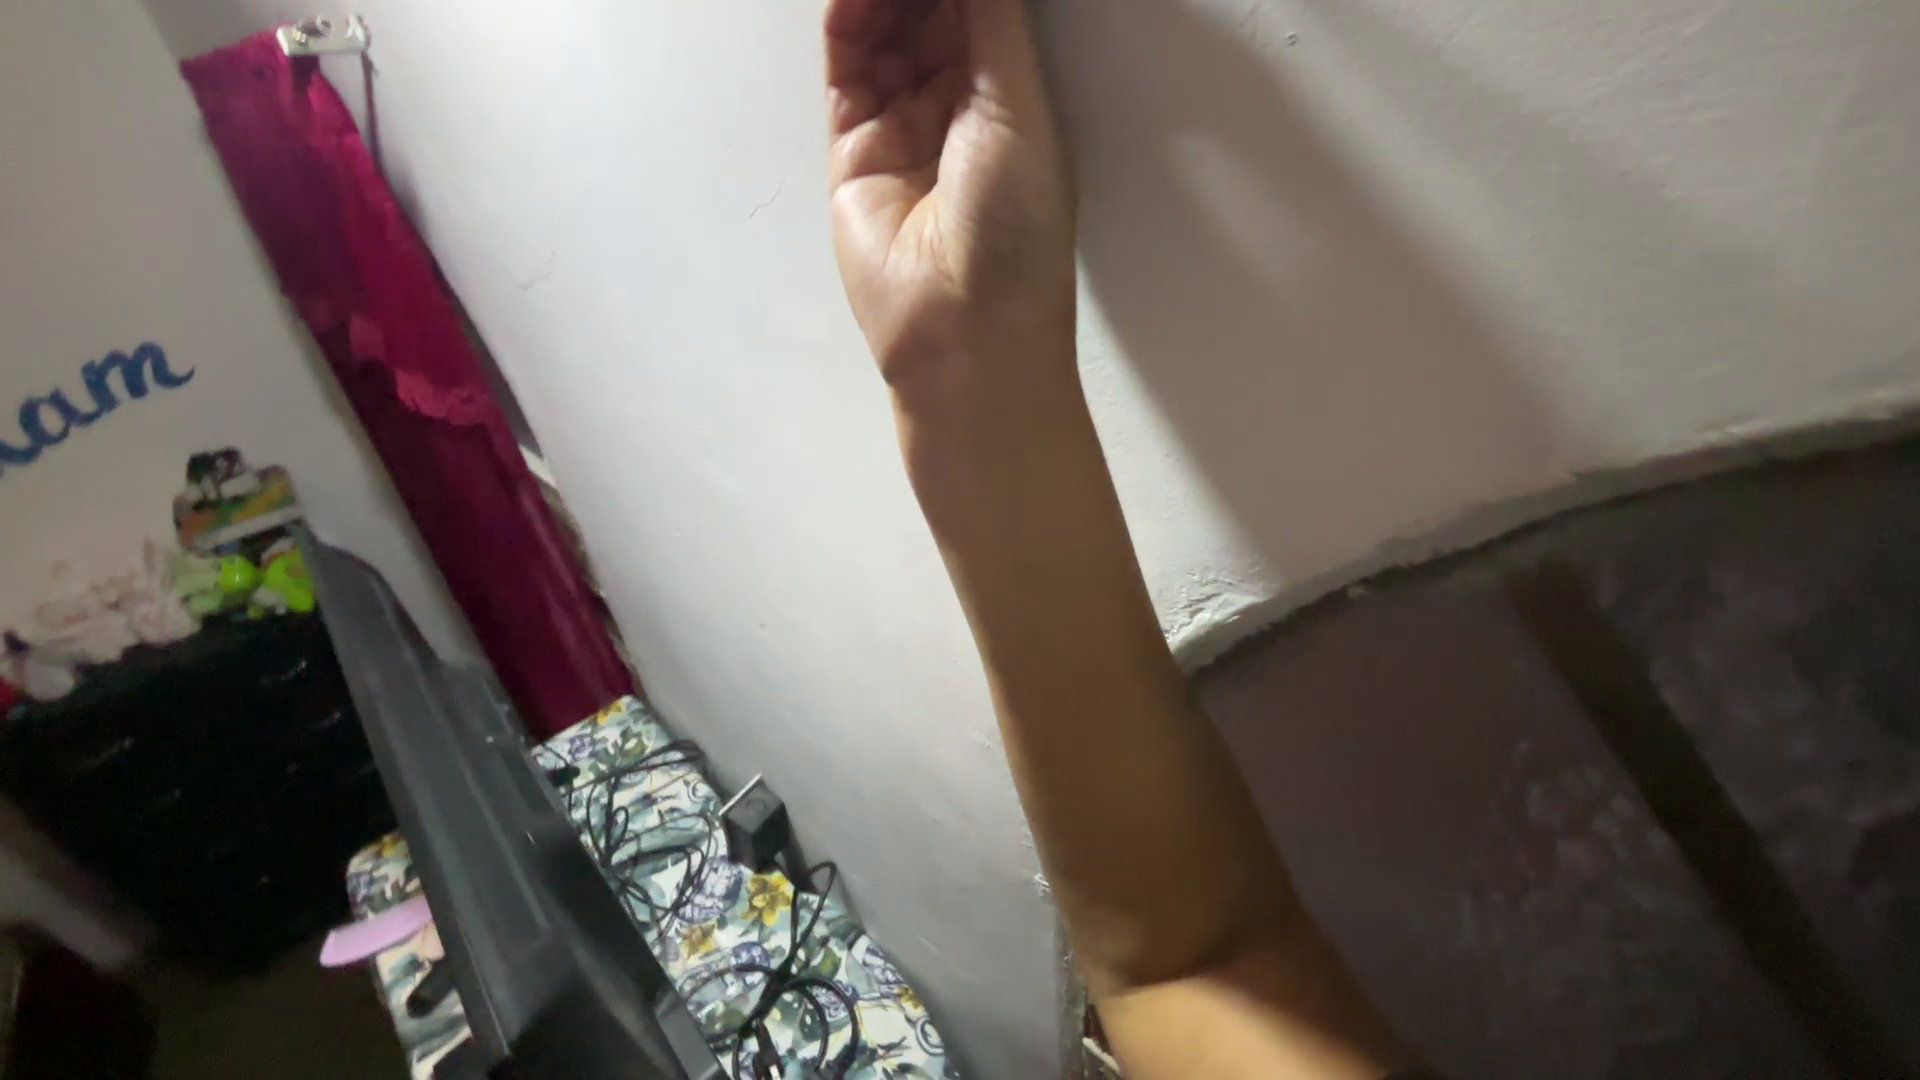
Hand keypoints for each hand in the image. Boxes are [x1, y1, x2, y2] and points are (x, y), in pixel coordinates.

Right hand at [824, 0, 1076, 400]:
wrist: (961, 334)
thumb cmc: (1013, 232)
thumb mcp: (1018, 110)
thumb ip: (991, 17)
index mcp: (1012, 103)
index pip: (980, 10)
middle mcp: (958, 113)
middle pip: (929, 13)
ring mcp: (903, 132)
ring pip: (883, 33)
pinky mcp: (855, 154)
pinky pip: (847, 71)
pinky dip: (846, 24)